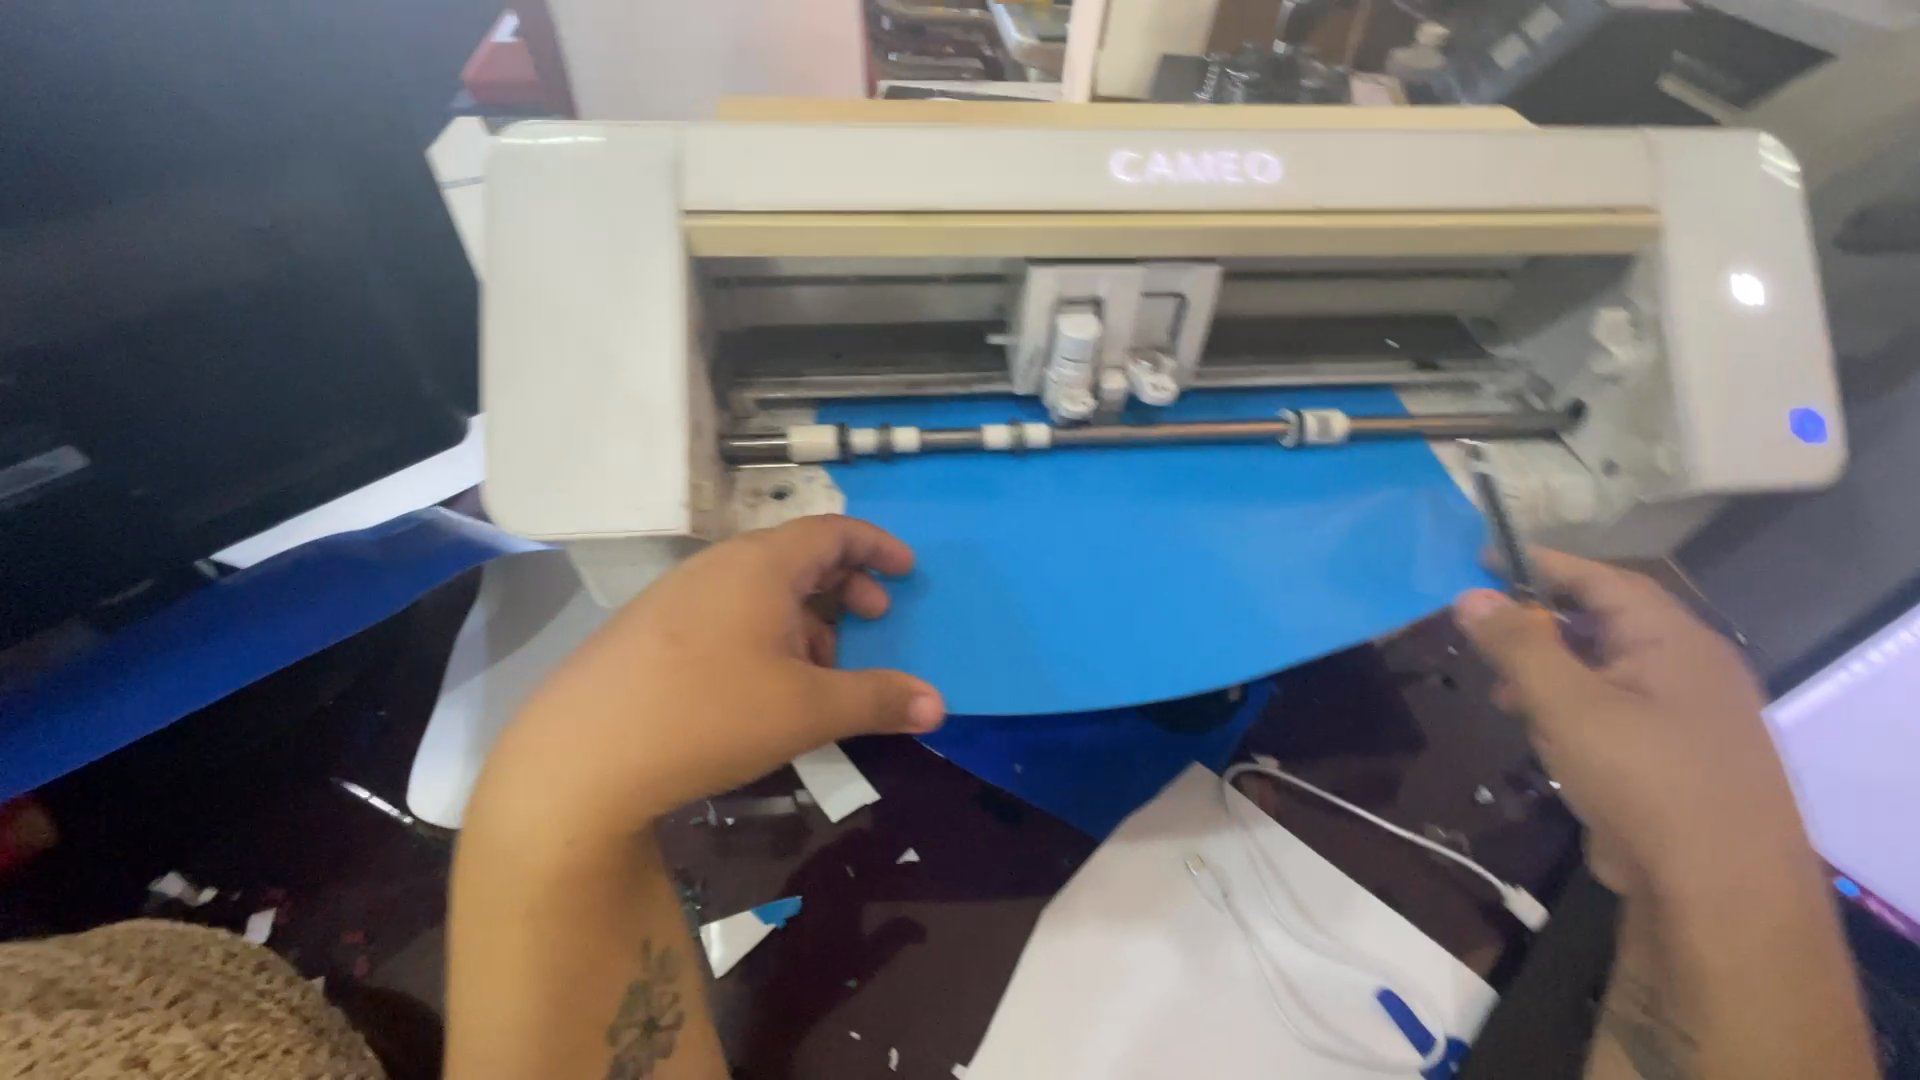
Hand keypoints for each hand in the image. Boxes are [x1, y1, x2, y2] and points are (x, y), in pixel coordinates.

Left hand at [479, 516, 945, 841]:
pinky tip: (764, 689)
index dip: (876, 546)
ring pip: (762, 592)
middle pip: (798, 558)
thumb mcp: (808, 710)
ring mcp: (678, 598)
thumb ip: (878, 700)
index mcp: (762, 565)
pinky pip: (728, 616)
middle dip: (845, 587)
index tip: (906, 570)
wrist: (579, 759)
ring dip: (806, 620)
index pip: (832, 531)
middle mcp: (719, 567)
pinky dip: (766, 637)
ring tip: (823, 670)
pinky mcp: (652, 633)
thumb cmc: (709, 714)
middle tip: (874, 620)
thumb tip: (938, 705)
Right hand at [1451, 551, 1811, 899]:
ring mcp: (1678, 713)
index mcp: (1674, 642)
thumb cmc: (1643, 777)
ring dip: (1543, 671)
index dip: (1541, 563)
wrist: (1715, 888)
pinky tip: (1534, 729)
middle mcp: (1683, 668)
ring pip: (1596, 668)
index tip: (1480, 558)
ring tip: (1499, 690)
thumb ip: (1517, 644)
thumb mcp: (1565, 703)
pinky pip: (1603, 707)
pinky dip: (1562, 706)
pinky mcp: (1663, 753)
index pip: (1602, 579)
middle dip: (1534, 625)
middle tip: (1478, 631)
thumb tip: (1468, 596)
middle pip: (1598, 622)